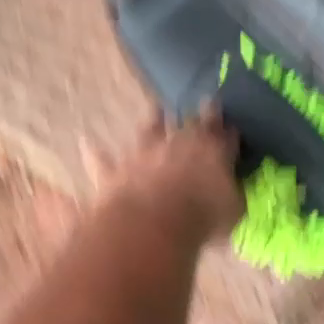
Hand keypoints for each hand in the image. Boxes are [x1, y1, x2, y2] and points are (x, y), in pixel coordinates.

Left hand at [83, 106, 242, 238]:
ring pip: (149, 129)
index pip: (225, 135)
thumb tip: (233, 184)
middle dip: (198, 114)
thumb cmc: (203, 217)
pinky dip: (97, 153)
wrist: (152, 222)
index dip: (228, 128)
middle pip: (190, 123)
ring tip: (157, 109)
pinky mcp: (114, 170)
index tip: (230, 119)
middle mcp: (177, 143)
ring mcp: (143, 153)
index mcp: (213, 152)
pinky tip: (88, 143)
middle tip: (203, 101)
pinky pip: (102, 159)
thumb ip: (234, 191)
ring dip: (154, 119)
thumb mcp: (234, 209)